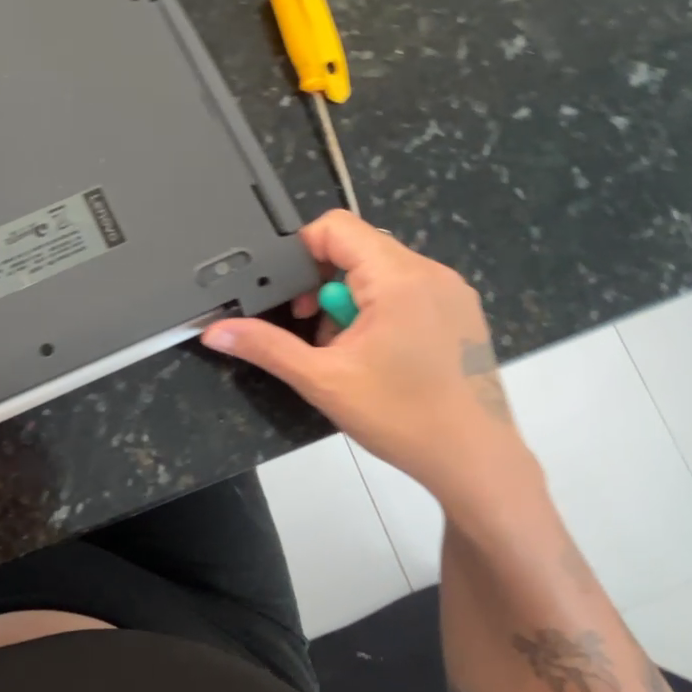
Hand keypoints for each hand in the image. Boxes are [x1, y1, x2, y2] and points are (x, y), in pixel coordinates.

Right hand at [201, 211, 538, 514]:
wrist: (478, 465)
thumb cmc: (402, 418)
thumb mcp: (322, 380)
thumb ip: (264, 346)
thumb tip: (213, 330)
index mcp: (399, 279)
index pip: (335, 226)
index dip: (300, 250)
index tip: (291, 295)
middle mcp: (431, 273)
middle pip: (356, 246)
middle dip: (323, 281)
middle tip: (316, 327)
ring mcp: (452, 291)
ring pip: (380, 268)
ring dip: (350, 296)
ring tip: (348, 347)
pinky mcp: (461, 312)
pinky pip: (406, 286)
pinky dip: (379, 307)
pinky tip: (379, 352)